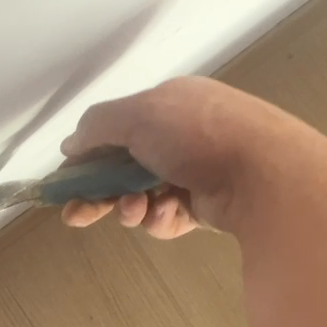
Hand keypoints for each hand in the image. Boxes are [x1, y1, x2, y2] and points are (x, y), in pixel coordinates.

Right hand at [56, 76, 326, 237]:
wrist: (263, 175)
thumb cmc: (198, 136)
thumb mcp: (140, 116)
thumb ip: (97, 126)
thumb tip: (69, 144)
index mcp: (167, 106)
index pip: (114, 132)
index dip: (86, 159)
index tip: (64, 185)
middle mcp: (180, 136)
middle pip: (121, 172)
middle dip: (97, 195)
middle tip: (75, 216)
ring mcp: (193, 171)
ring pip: (140, 199)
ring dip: (130, 209)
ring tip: (137, 211)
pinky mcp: (203, 205)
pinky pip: (165, 217)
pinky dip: (159, 219)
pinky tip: (169, 214)